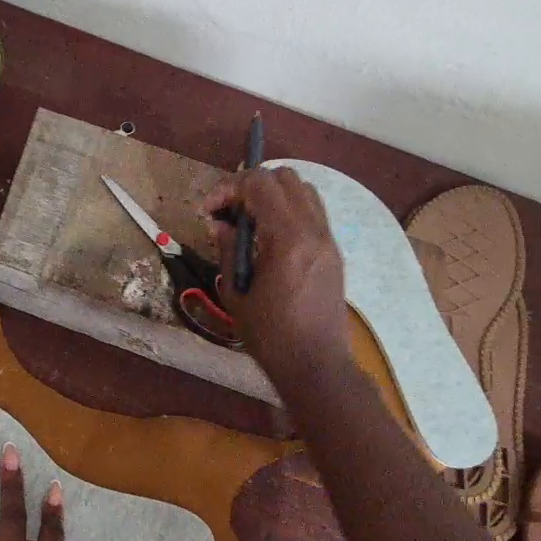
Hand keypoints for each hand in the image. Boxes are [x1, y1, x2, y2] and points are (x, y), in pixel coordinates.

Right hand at [201, 165, 350, 383]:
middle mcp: (313, 230)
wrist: (314, 362)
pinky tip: (268, 237)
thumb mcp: (236, 292)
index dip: (228, 188)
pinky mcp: (333, 251)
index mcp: (287, 239)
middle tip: (227, 212)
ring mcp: (328, 239)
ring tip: (248, 222)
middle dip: (250, 186)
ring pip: (303, 190)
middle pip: (284, 178)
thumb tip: (220, 224)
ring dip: (272, 195)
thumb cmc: (269, 334)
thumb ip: (228, 250)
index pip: (260, 184)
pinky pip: (312, 211)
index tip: (208, 210)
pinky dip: (288, 210)